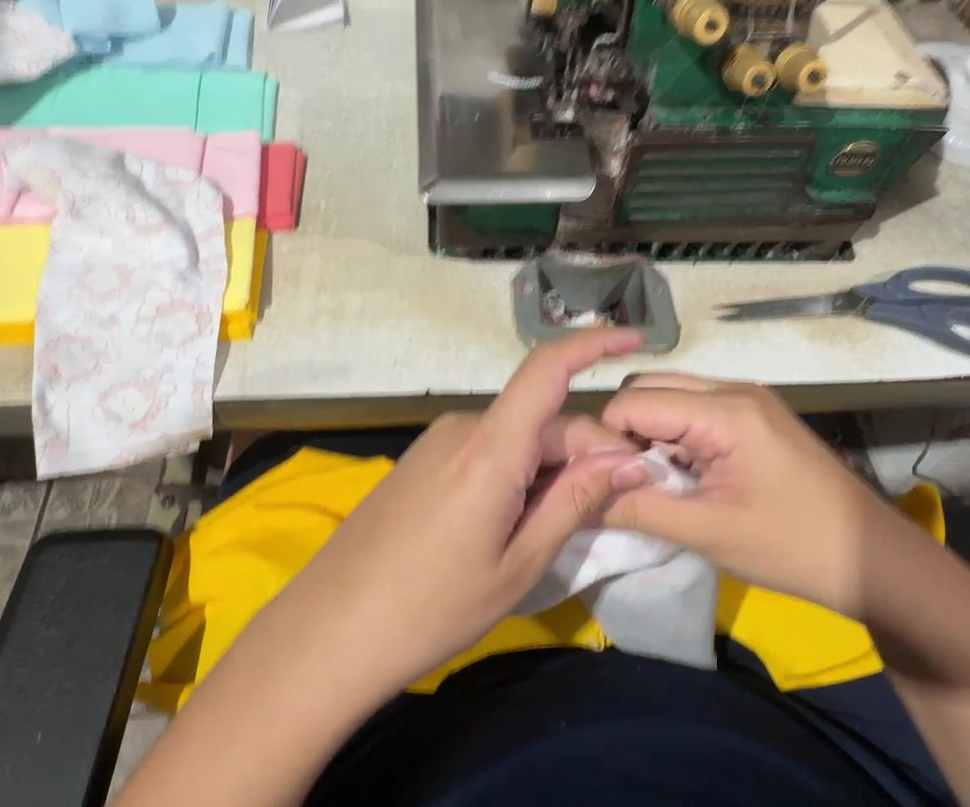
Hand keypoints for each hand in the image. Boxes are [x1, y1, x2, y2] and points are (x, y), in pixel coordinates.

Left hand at [269, 328, 647, 698]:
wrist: (332, 630)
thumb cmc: (432, 608)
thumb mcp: (519, 564)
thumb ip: (576, 502)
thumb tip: (630, 460)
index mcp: (490, 448)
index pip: (548, 370)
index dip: (595, 344)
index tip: (638, 339)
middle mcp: (463, 428)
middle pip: (544, 419)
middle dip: (588, 451)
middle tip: (617, 505)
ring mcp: (438, 442)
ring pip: (518, 437)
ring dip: (553, 466)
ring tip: (560, 528)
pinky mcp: (423, 461)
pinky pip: (489, 451)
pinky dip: (520, 473)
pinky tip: (519, 521)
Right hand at [600, 374, 907, 617]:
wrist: (872, 560)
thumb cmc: (793, 548)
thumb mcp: (708, 534)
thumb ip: (639, 509)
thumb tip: (578, 501)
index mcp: (725, 411)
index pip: (634, 400)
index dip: (609, 439)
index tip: (605, 481)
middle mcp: (734, 389)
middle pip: (649, 387)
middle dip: (626, 430)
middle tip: (627, 480)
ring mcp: (748, 399)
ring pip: (671, 395)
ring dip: (651, 432)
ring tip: (655, 481)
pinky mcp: (755, 416)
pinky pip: (695, 409)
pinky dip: (676, 435)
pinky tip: (683, 476)